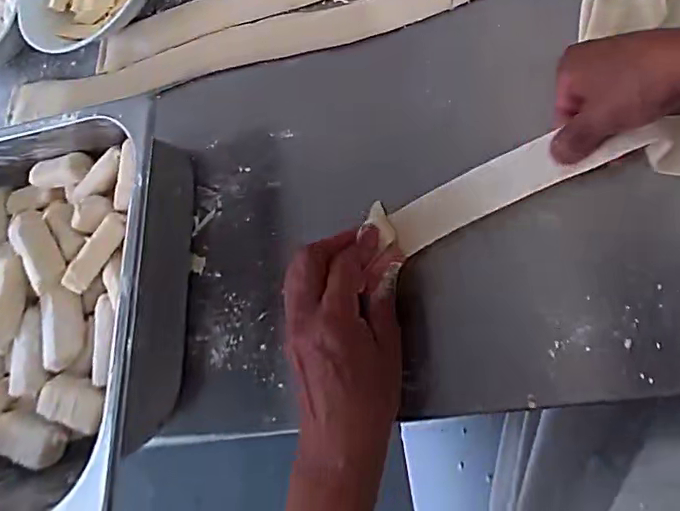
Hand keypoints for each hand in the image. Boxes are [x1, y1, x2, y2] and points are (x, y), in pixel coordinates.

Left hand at [283, 226, 403, 509]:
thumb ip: (383, 299)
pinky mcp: (291, 337)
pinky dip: (315, 277)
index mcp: (332, 323)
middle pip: (308, 260)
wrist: (339, 445)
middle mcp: (305, 322)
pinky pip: (297, 291)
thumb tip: (385, 266)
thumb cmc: (367, 405)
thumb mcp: (388, 347)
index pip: (343, 265)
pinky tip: (337, 283)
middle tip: (359, 239)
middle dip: (335, 242)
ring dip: (322, 257)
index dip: (362, 244)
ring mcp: (293, 329)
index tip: (376, 235)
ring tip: (349, 257)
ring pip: (297, 273)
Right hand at [551, 28, 679, 162]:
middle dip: (599, 133)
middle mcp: (591, 57)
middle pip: (585, 108)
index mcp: (570, 65)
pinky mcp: (643, 64)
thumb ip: (574, 141)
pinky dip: (637, 112)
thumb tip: (559, 153)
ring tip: (637, 134)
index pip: (560, 112)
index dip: (573, 138)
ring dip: (620, 126)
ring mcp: (618, 59)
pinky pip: (631, 96)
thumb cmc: (639, 81)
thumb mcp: (599, 121)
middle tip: (615, 149)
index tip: (586, 157)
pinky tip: (650, 120)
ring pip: (610, 105)